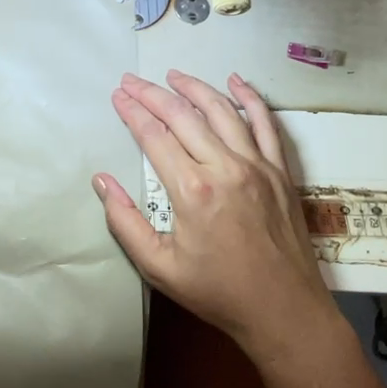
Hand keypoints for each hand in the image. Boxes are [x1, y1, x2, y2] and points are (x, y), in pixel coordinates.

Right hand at [93, 71, 339, 356]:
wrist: (285, 313)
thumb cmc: (218, 293)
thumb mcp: (159, 267)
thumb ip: (125, 223)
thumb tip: (101, 181)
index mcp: (192, 191)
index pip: (154, 137)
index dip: (132, 113)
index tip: (117, 96)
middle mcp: (225, 168)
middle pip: (183, 116)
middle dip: (153, 94)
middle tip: (131, 80)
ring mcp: (258, 166)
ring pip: (223, 111)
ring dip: (194, 88)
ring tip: (172, 74)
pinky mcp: (280, 172)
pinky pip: (266, 124)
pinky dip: (250, 98)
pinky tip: (235, 81)